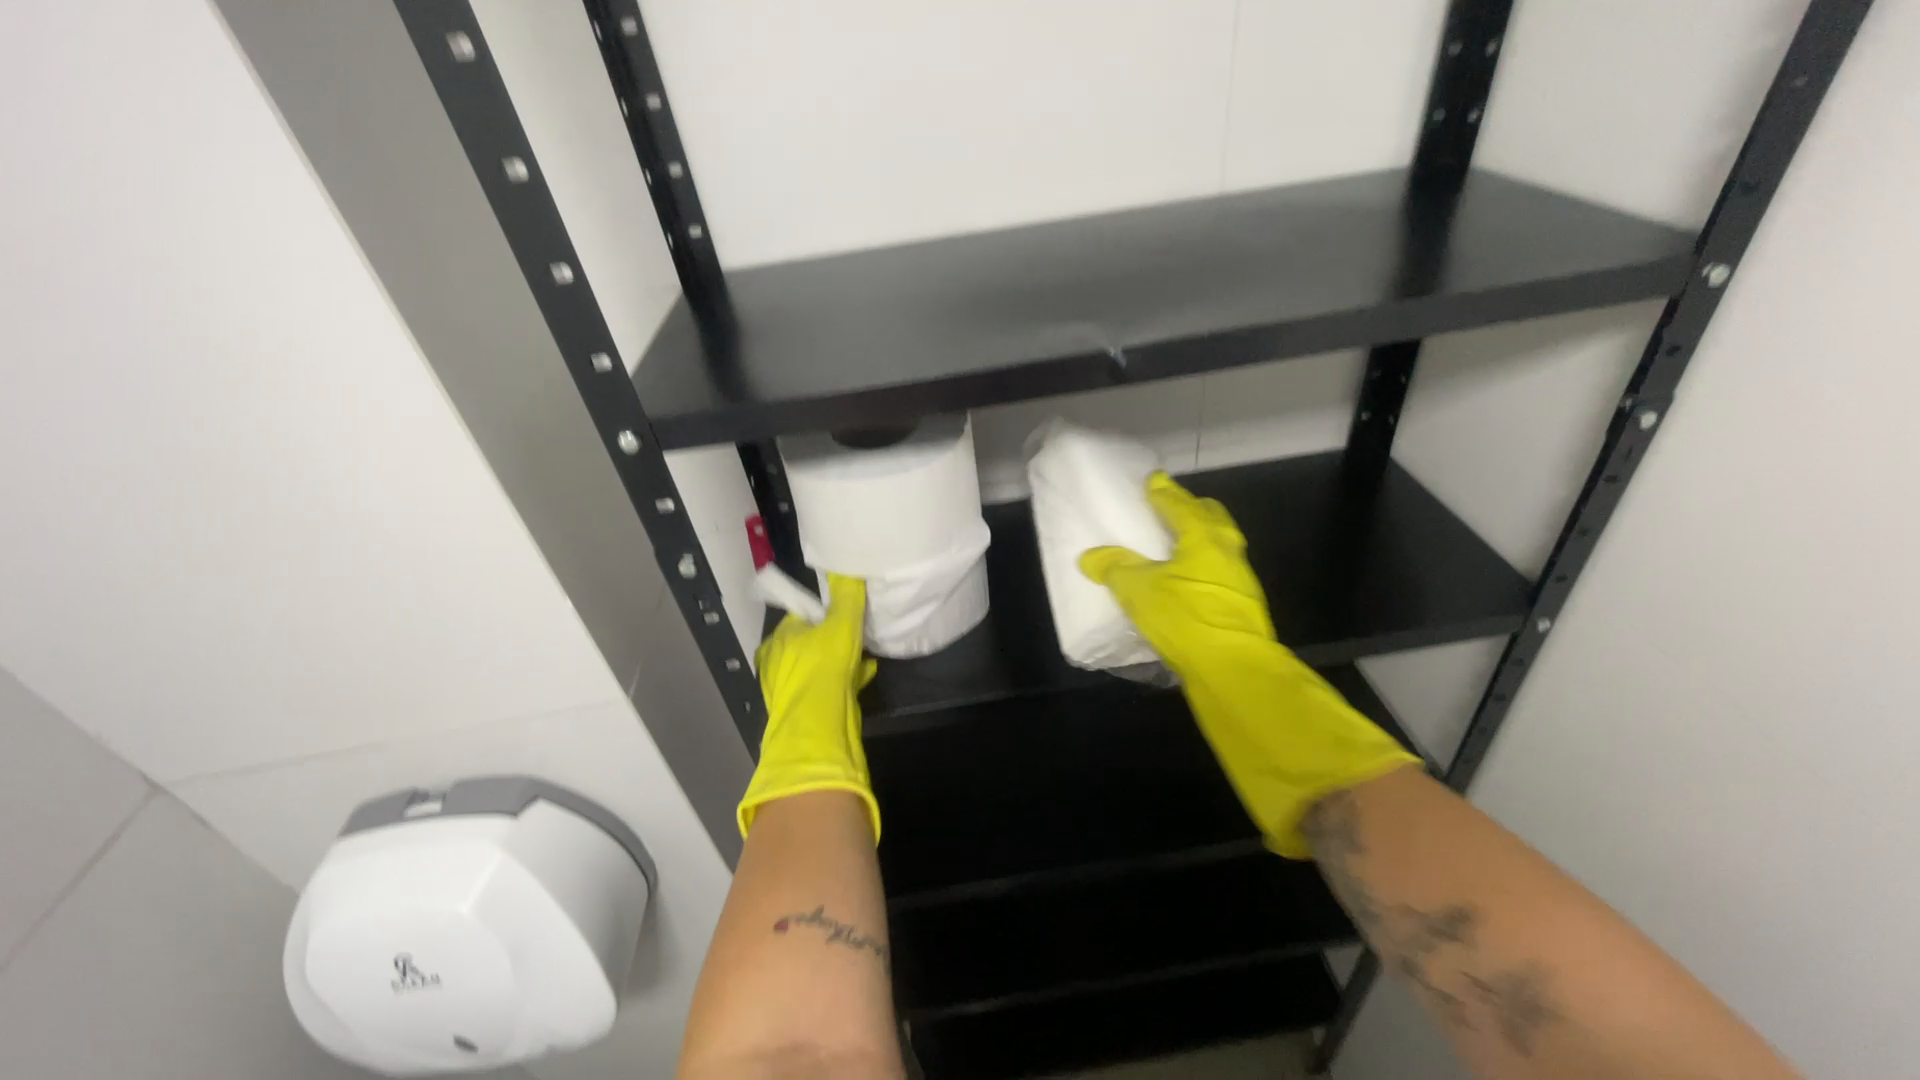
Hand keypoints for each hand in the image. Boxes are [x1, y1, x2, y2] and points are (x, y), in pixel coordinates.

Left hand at [738, 573, 881, 842]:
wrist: (818, 724)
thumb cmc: (824, 666)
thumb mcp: (842, 624)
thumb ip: (847, 596)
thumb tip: (851, 571)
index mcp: (778, 638)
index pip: (801, 616)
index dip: (825, 613)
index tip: (846, 614)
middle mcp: (775, 662)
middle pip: (810, 642)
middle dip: (833, 639)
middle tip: (858, 636)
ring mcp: (786, 688)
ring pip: (818, 667)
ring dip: (840, 662)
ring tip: (865, 657)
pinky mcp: (801, 709)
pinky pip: (825, 688)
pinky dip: (843, 682)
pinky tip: (864, 678)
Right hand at [1080, 472, 1419, 857]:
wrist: (1235, 670)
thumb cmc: (1186, 618)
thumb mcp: (1140, 592)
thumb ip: (1116, 570)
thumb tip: (1092, 557)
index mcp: (1203, 536)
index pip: (1179, 504)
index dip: (1162, 492)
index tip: (1152, 481)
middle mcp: (1227, 550)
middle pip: (1212, 517)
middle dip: (1192, 509)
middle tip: (1170, 508)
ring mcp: (1240, 579)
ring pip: (1220, 545)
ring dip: (1200, 539)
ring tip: (1176, 545)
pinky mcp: (1242, 607)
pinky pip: (1220, 572)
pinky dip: (1203, 566)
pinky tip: (1188, 581)